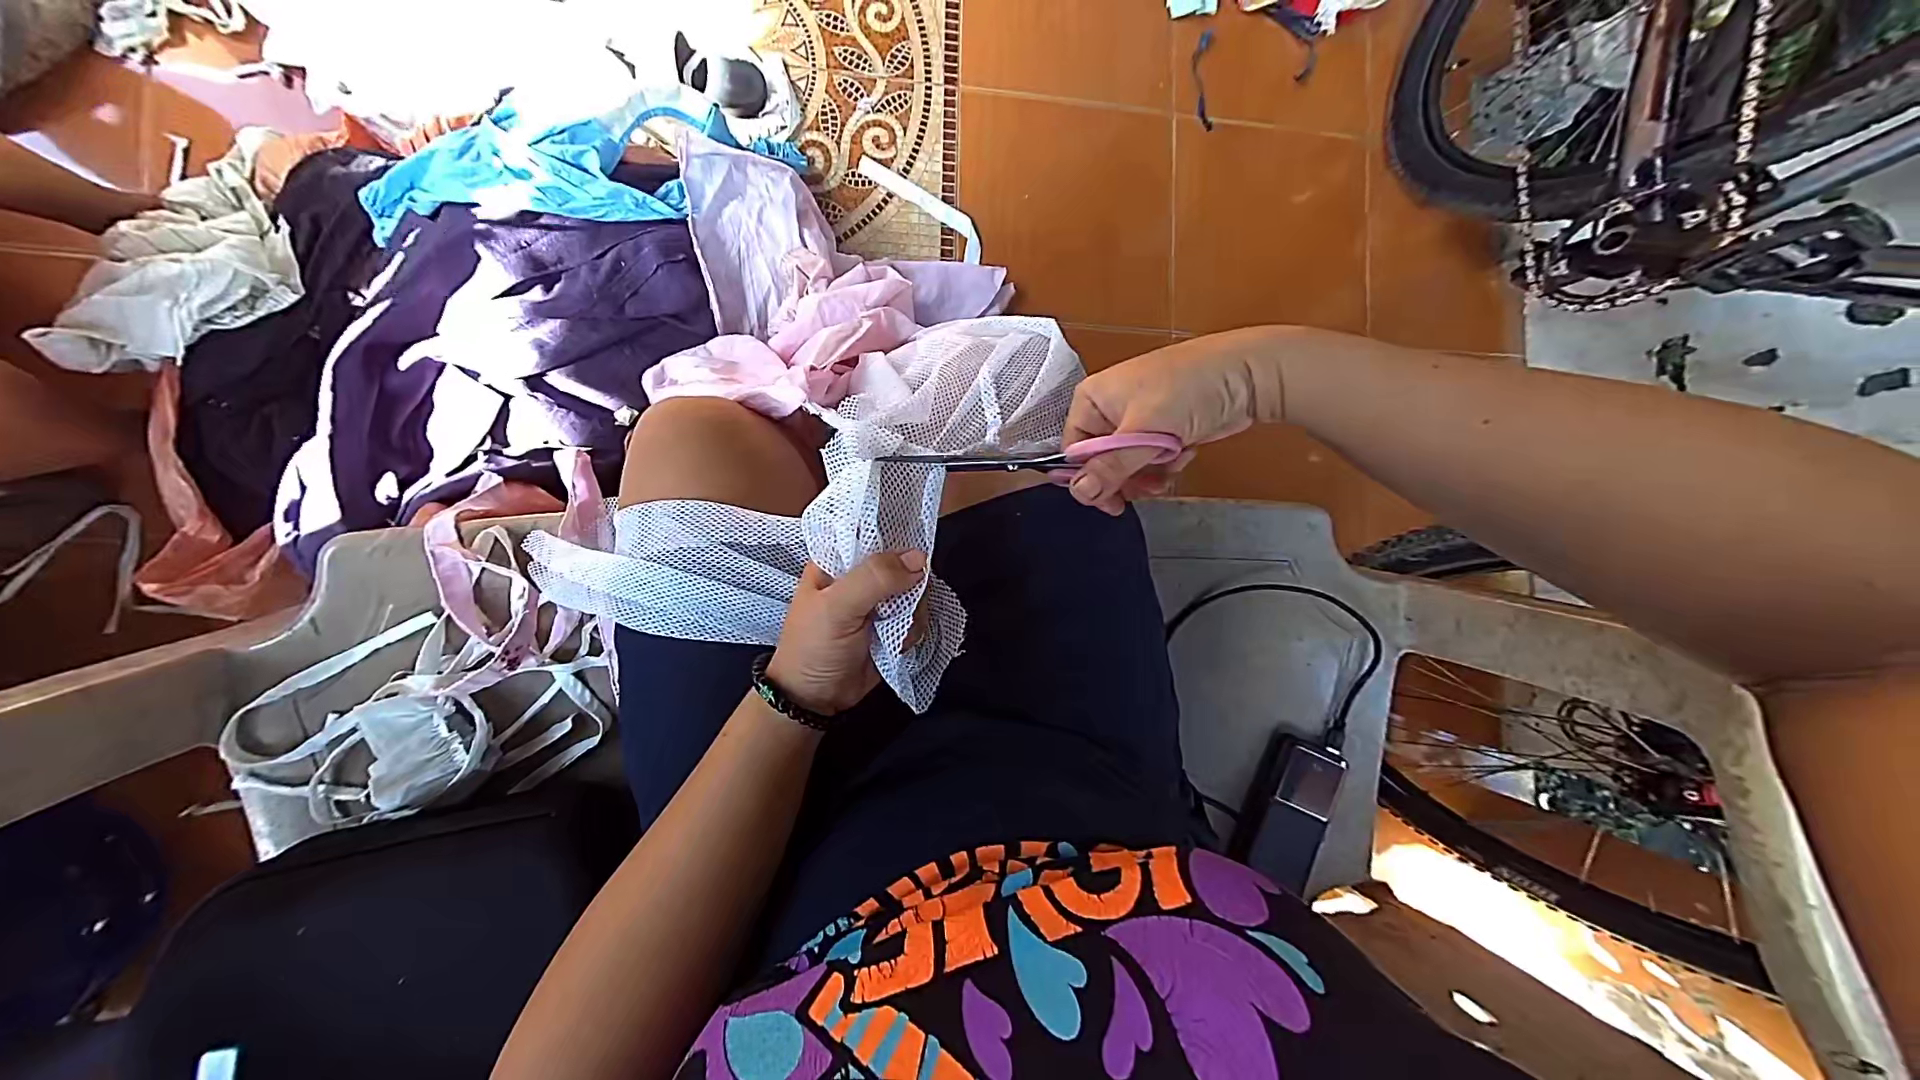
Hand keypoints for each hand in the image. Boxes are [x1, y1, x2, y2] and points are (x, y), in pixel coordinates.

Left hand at [766, 551, 927, 714]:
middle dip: (910, 585)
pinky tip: (899, 644)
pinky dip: (915, 630)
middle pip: (903, 562)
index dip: (896, 538)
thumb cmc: (814, 648)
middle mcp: (859, 576)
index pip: (871, 532)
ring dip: (914, 612)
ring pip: (915, 590)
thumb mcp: (837, 608)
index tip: (915, 555)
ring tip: (896, 632)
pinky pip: (918, 615)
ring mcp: (878, 602)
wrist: (815, 699)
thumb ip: (874, 579)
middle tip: (901, 605)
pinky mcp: (892, 625)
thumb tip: (919, 559)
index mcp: (836, 560)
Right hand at [1064, 327, 1289, 514]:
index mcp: (1091, 399)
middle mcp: (1109, 408)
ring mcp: (1136, 418)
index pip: (1075, 452)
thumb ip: (1110, 467)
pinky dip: (1166, 463)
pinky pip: (1150, 459)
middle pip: (1101, 462)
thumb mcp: (1143, 432)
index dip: (1090, 479)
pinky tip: (1183, 452)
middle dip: (1126, 478)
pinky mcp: (1161, 427)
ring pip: (1128, 465)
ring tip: (1170, 466)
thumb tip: (1080, 492)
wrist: (1247, 374)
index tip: (1111, 500)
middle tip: (1145, 487)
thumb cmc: (1190, 387)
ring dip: (1149, 474)